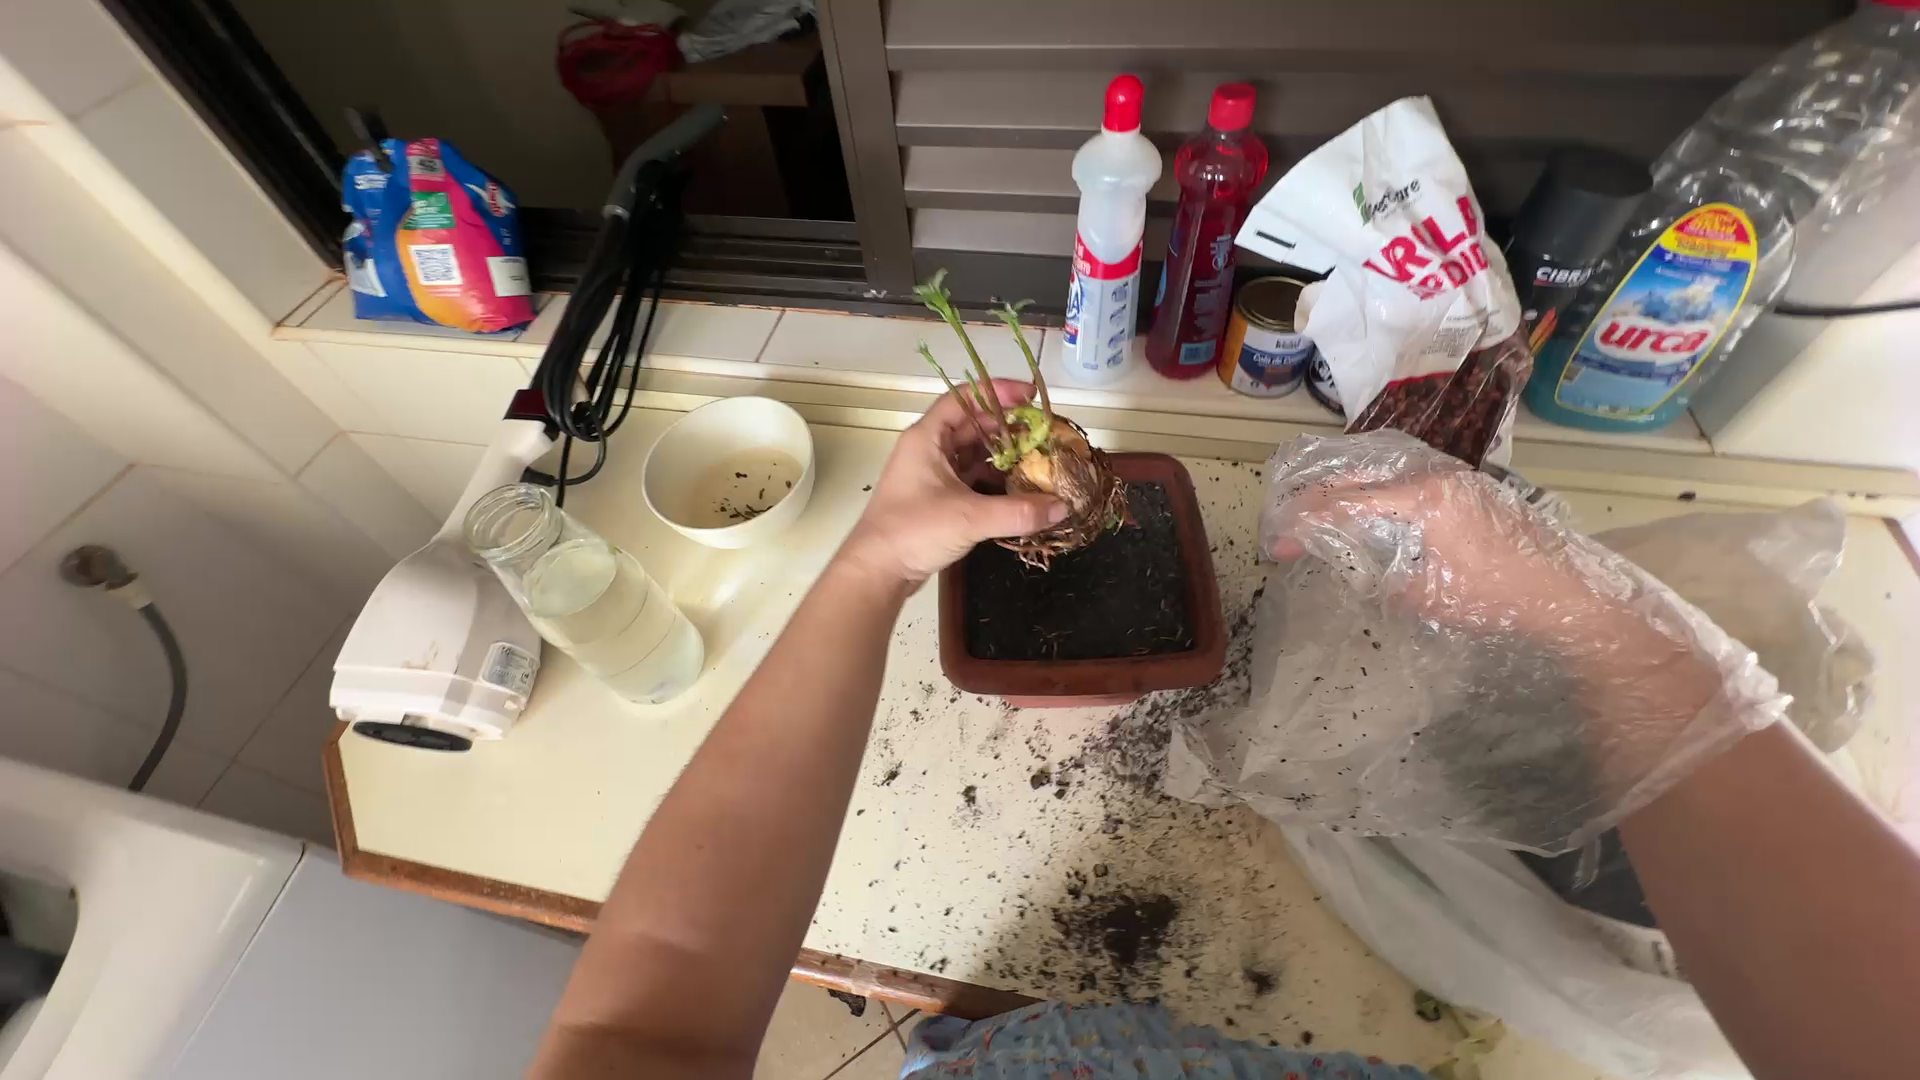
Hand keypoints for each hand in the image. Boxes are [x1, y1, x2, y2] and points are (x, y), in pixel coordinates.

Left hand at [837, 379, 1067, 586]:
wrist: (877, 571)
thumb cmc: (912, 532)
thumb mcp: (969, 518)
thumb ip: (1018, 512)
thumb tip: (1061, 506)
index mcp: (927, 438)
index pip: (964, 398)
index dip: (997, 392)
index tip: (1030, 396)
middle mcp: (928, 450)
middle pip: (972, 425)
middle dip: (1008, 428)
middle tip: (1042, 434)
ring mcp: (930, 475)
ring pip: (972, 454)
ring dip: (1002, 456)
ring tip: (1036, 460)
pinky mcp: (935, 498)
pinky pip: (969, 478)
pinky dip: (992, 480)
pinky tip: (1017, 489)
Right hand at [1263, 439, 1605, 636]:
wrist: (1573, 593)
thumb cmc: (1496, 598)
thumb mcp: (1424, 597)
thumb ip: (1375, 575)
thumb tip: (1345, 566)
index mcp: (1422, 499)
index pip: (1343, 502)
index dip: (1302, 522)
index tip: (1277, 545)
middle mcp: (1432, 475)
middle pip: (1354, 474)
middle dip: (1312, 500)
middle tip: (1286, 525)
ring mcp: (1450, 475)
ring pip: (1377, 470)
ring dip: (1339, 490)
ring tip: (1312, 515)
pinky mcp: (1463, 485)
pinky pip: (1400, 477)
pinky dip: (1368, 490)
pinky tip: (1357, 510)